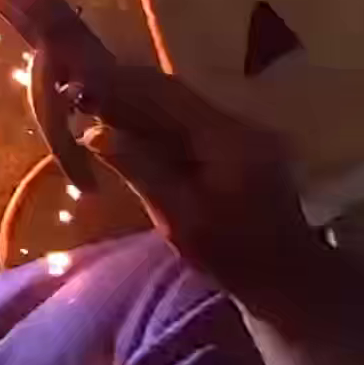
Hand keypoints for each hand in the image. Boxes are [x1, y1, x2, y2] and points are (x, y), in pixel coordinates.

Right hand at [74, 65, 336, 326]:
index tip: (78, 86)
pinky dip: (146, 112)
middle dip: (120, 85)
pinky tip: (120, 119)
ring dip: (130, 96)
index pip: (163, 94)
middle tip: (76, 89)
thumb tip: (92, 133)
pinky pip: (179, 114)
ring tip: (90, 99)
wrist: (286, 279)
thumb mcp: (179, 218)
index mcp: (226, 137)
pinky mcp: (228, 139)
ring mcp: (234, 128)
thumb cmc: (232, 256)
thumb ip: (138, 169)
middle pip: (167, 88)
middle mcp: (232, 121)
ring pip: (172, 97)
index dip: (117, 85)